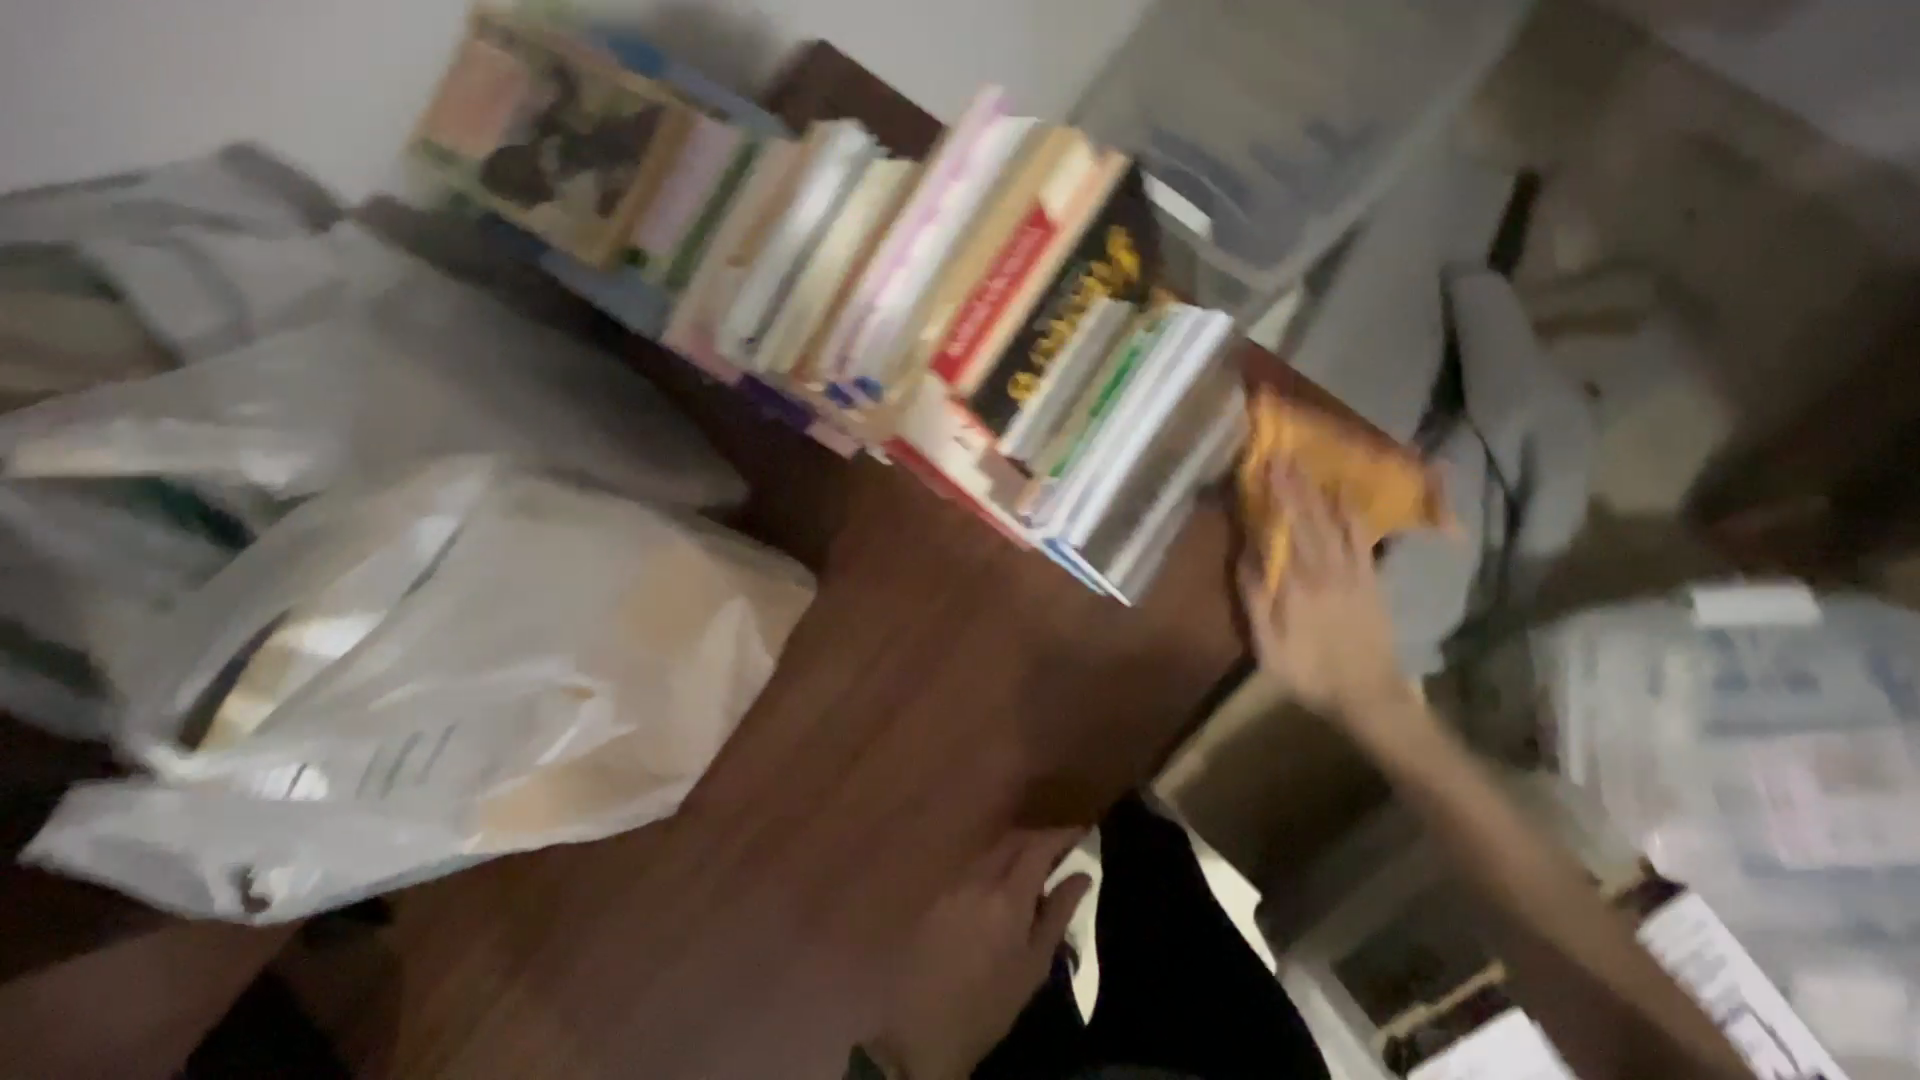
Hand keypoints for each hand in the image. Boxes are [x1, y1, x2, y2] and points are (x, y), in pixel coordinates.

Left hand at [869, 829, 1091, 1079]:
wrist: (924, 1030)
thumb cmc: (991, 1005)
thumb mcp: (1034, 965)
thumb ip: (1058, 913)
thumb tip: (1082, 876)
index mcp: (1006, 897)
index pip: (1037, 847)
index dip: (1061, 835)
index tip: (1082, 833)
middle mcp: (976, 881)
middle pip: (1011, 841)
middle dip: (1039, 838)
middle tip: (1063, 850)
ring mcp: (952, 887)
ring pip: (990, 853)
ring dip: (1015, 851)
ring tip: (1037, 870)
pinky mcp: (936, 898)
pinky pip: (972, 869)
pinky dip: (994, 867)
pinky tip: (1003, 889)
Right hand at [1239, 464, 1411, 718]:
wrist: (1368, 693)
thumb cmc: (1309, 673)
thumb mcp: (1268, 647)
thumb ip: (1256, 599)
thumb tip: (1246, 554)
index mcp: (1296, 585)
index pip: (1282, 530)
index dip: (1272, 497)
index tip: (1262, 467)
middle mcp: (1325, 569)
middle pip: (1308, 518)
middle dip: (1293, 484)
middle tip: (1281, 454)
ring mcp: (1353, 571)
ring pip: (1334, 522)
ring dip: (1318, 491)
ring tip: (1305, 465)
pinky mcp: (1371, 578)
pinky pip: (1361, 537)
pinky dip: (1351, 513)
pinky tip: (1342, 495)